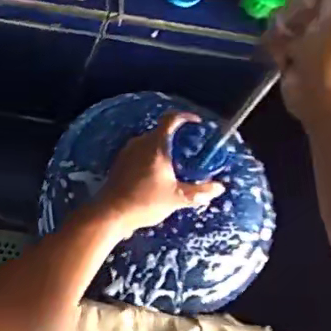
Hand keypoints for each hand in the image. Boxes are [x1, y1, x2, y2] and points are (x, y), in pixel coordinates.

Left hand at [85, 112, 225, 233]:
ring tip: (176, 164)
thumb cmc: (145, 201)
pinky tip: (157, 174)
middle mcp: (140, 143)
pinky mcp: (120, 163)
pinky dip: (151, 158)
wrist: (111, 213)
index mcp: (155, 145)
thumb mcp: (177, 198)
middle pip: (160, 132)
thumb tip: (219, 188)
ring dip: (162, 149)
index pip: (170, 119)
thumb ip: (199, 192)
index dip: (185, 117)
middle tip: (190, 150)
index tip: (196, 122)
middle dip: (176, 138)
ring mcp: (127, 152)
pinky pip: (139, 153)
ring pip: (149, 143)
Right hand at [262, 0, 330, 125]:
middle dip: (297, 8)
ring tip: (294, 48)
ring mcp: (319, 31)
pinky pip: (278, 33)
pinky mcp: (300, 50)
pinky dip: (278, 45)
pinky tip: (286, 57)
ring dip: (285, 28)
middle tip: (304, 27)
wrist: (329, 108)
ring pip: (287, 11)